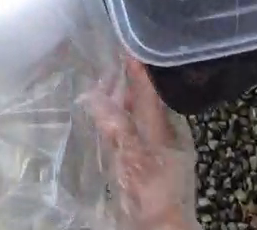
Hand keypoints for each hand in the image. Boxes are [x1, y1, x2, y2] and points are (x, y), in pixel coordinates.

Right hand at [85, 57, 200, 229]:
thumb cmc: (153, 191)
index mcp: (165, 126)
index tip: (124, 45)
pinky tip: (106, 117)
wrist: (163, 229)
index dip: (136, 68)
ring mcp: (154, 149)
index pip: (148, 90)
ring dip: (120, 99)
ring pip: (136, 115)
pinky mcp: (145, 164)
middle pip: (142, 100)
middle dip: (126, 80)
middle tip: (106, 60)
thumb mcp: (134, 157)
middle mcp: (162, 133)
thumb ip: (116, 125)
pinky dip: (118, 119)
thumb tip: (92, 94)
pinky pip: (130, 131)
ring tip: (101, 83)